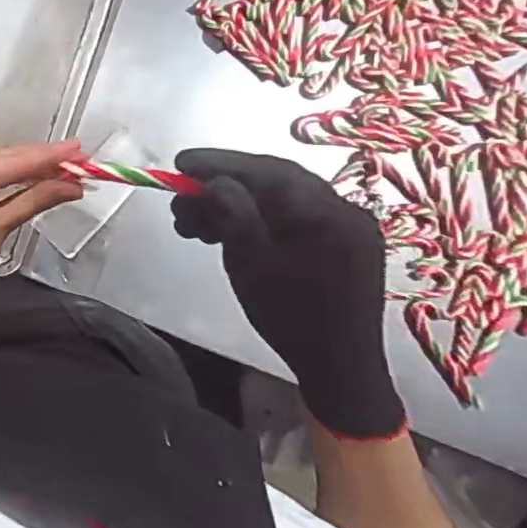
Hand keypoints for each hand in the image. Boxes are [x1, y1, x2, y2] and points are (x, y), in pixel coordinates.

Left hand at [0, 141, 84, 305]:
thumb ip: (33, 201)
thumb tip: (72, 186)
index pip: (11, 162)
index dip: (48, 157)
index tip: (80, 150)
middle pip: (7, 158)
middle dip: (45, 160)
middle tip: (82, 159)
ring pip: (1, 164)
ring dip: (34, 166)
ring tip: (70, 165)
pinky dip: (17, 176)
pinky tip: (41, 174)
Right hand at [170, 148, 404, 437]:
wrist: (338, 365)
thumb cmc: (290, 318)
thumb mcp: (251, 265)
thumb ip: (234, 216)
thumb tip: (213, 181)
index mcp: (324, 214)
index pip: (266, 171)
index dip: (220, 163)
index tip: (180, 163)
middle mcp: (342, 209)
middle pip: (273, 181)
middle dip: (223, 185)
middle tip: (180, 200)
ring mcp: (346, 225)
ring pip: (280, 200)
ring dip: (236, 204)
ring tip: (194, 224)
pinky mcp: (341, 242)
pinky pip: (293, 217)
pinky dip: (257, 219)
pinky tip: (228, 232)